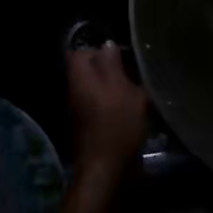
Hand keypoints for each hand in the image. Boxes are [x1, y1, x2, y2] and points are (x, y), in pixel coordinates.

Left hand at [67, 41, 147, 178]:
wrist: (106, 167)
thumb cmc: (117, 124)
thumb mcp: (122, 89)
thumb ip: (113, 65)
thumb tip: (106, 45)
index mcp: (80, 78)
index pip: (79, 52)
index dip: (98, 50)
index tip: (121, 55)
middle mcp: (75, 91)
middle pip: (89, 70)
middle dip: (111, 69)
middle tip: (134, 73)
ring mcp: (81, 109)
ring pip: (97, 87)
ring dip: (116, 87)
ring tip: (137, 92)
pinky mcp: (90, 124)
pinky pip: (102, 104)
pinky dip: (116, 104)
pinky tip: (134, 110)